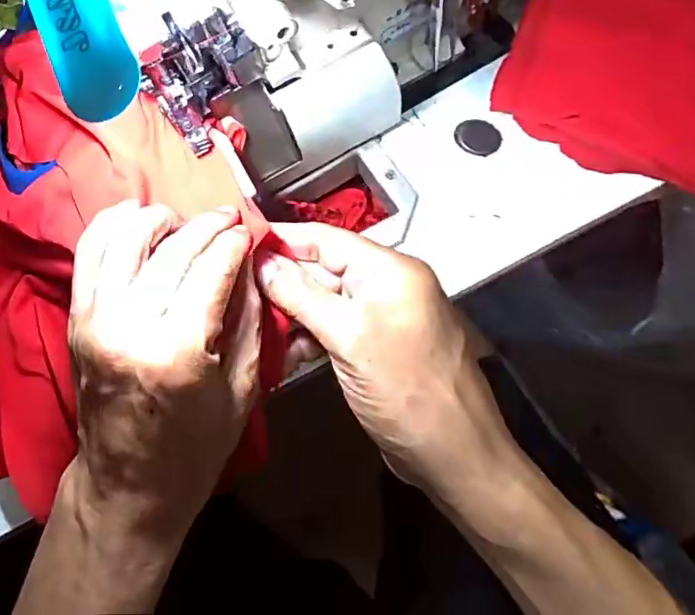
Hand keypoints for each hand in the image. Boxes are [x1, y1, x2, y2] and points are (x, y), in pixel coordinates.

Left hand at [66, 201, 262, 537]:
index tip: (246, 232)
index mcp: (177, 350)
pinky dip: (113, 224)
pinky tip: (136, 217)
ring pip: (127, 236)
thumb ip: (251, 315)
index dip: (234, 241)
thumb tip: (249, 259)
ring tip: (184, 224)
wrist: (127, 487)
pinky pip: (90, 250)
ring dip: (160, 218)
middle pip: (174, 247)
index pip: (212, 266)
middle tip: (226, 221)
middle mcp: (130, 326)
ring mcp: (96, 318)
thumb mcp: (243, 387)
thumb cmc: (194, 447)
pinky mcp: (77, 316)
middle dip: (207, 225)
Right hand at [254, 223, 513, 501]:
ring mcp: (383, 316)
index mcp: (388, 268)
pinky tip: (281, 351)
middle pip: (324, 269)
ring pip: (326, 301)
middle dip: (282, 280)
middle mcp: (387, 284)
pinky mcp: (377, 345)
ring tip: (253, 324)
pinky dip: (310, 335)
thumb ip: (301, 295)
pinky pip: (337, 327)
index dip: (283, 238)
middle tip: (238, 290)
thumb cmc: (407, 391)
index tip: (241, 242)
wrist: (456, 457)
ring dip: (292, 312)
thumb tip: (262, 262)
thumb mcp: (348, 337)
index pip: (326, 238)